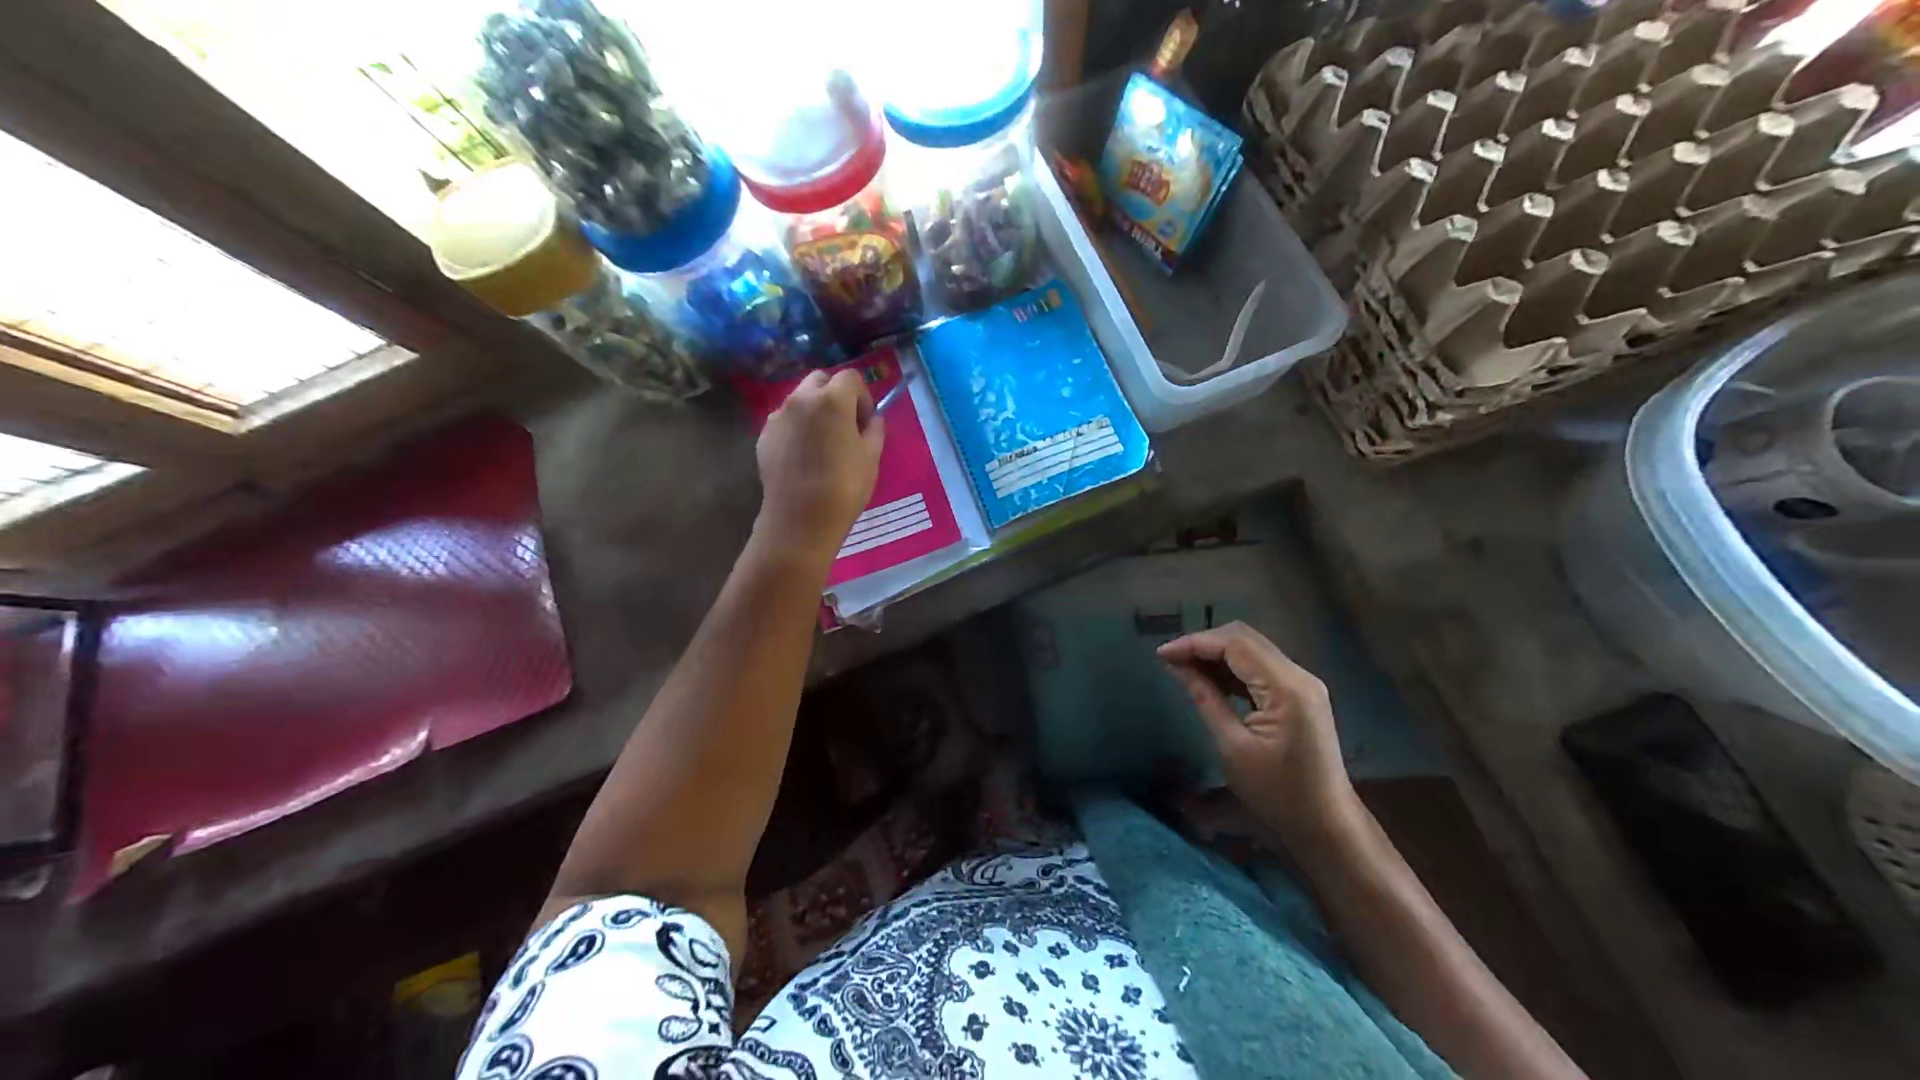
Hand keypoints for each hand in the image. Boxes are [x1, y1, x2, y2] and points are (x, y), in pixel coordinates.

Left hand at [753, 369, 884, 566]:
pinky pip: (784, 421)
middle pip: (820, 380)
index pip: (851, 377)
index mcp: (832, 400)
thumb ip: (874, 430)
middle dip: (835, 395)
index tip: (866, 422)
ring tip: (822, 443)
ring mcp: (777, 417)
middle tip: (845, 426)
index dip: (863, 396)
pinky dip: (796, 428)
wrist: (799, 520)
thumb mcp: (871, 458)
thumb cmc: (844, 488)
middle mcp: (800, 399)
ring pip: (799, 400)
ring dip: (814, 410)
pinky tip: (803, 457)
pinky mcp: (763, 436)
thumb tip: (871, 420)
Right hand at [1158, 622, 1357, 843]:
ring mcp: (1303, 684)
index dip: (1195, 643)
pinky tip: (1208, 679)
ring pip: (1252, 650)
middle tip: (1170, 660)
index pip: (1235, 645)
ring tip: (1182, 668)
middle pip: (1245, 639)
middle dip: (1204, 644)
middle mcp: (1300, 676)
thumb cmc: (1277, 793)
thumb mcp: (1232, 746)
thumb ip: (1205, 698)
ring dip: (1216, 654)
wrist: (1326, 824)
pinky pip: (1261, 668)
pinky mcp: (1300, 695)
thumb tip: (1177, 667)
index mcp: (1287, 688)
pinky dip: (1232, 668)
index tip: (1162, 654)